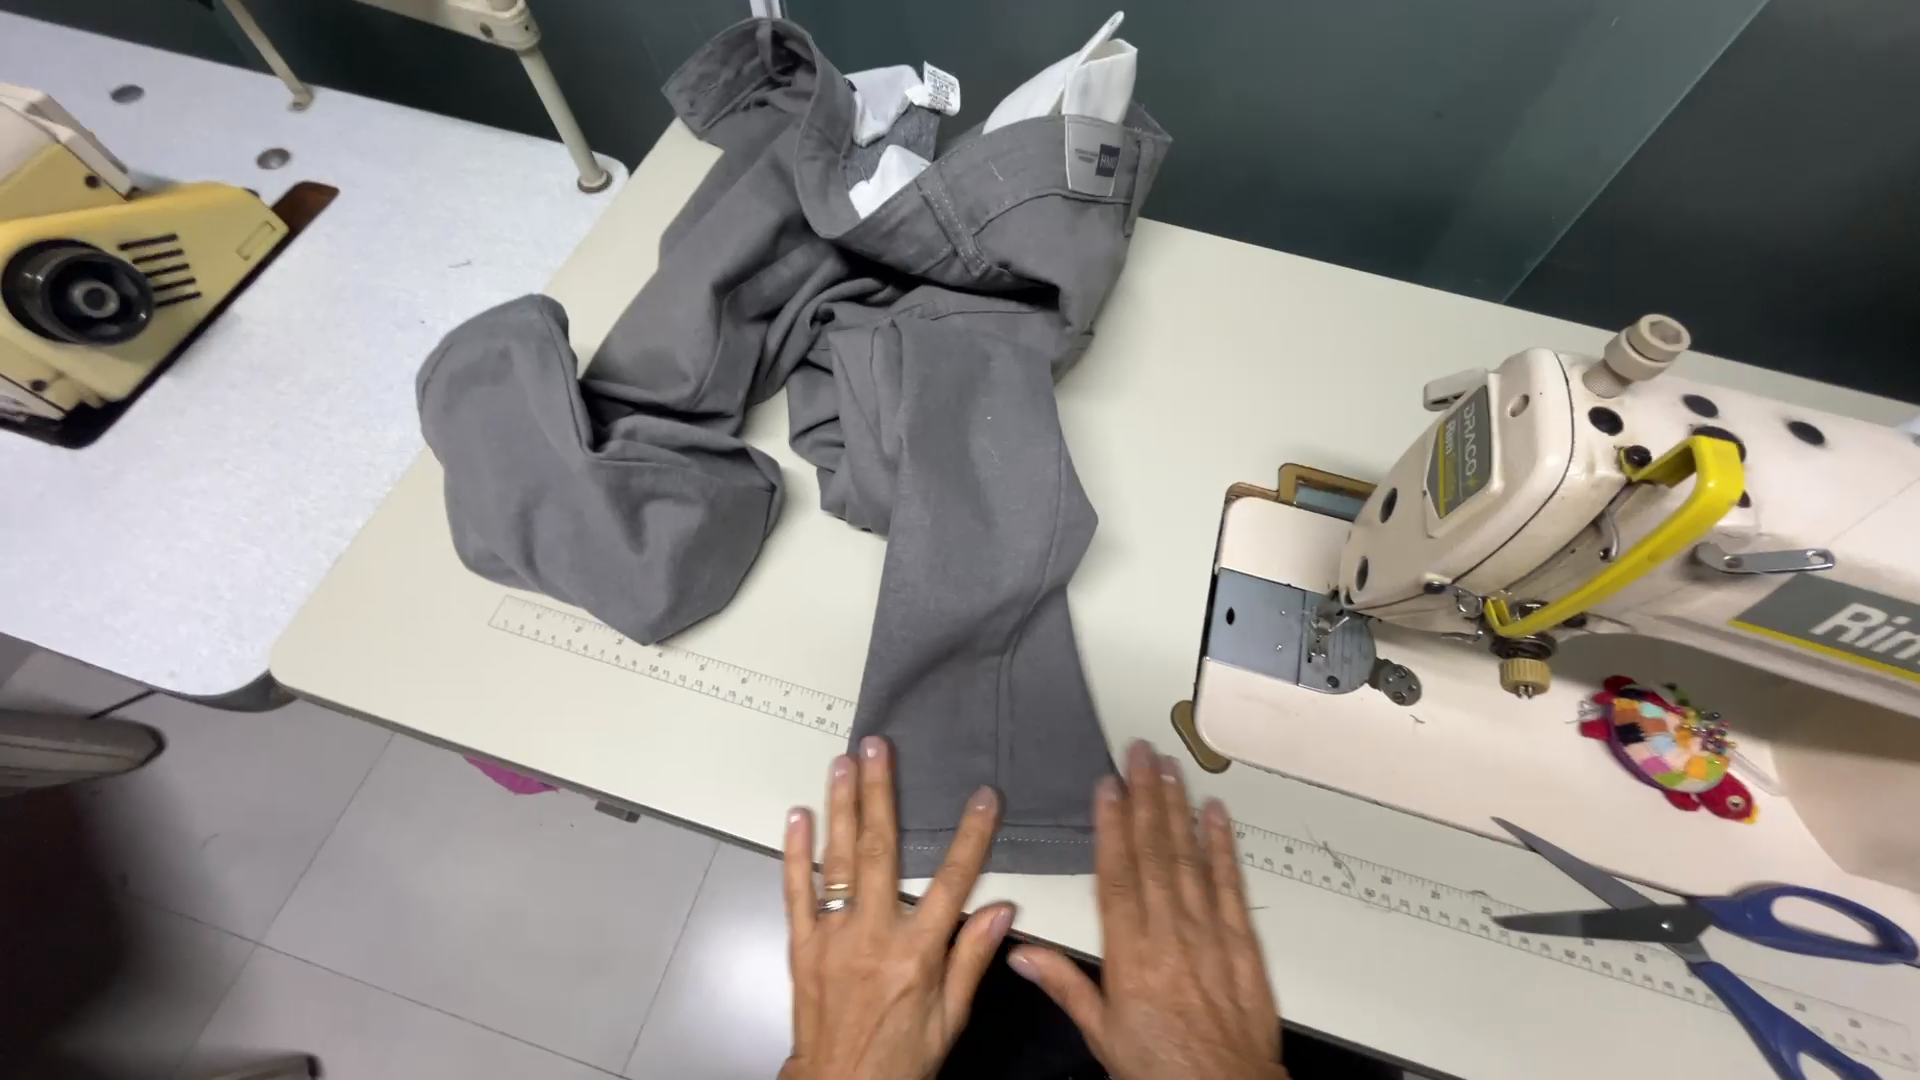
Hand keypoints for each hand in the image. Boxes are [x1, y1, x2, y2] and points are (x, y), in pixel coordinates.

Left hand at [780, 736, 1012, 1079]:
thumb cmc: (902, 1058)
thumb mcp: (951, 1019)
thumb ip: (973, 959)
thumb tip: (1003, 909)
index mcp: (917, 953)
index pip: (952, 882)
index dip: (971, 837)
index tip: (983, 797)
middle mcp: (872, 935)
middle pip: (880, 851)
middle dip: (880, 792)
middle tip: (876, 748)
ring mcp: (832, 936)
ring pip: (838, 860)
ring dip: (841, 807)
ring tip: (842, 763)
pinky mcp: (802, 945)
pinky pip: (797, 891)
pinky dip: (797, 851)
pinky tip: (798, 815)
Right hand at [1009, 740, 1286, 1079]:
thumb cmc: (1159, 1065)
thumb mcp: (1101, 1031)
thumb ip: (1063, 983)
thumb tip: (1019, 953)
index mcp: (1130, 952)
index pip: (1117, 874)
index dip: (1111, 825)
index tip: (1108, 785)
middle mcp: (1169, 932)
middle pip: (1154, 851)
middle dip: (1145, 795)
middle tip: (1140, 752)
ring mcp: (1208, 932)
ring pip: (1189, 857)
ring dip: (1178, 808)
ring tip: (1170, 767)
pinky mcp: (1242, 942)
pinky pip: (1231, 884)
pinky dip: (1223, 845)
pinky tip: (1216, 813)